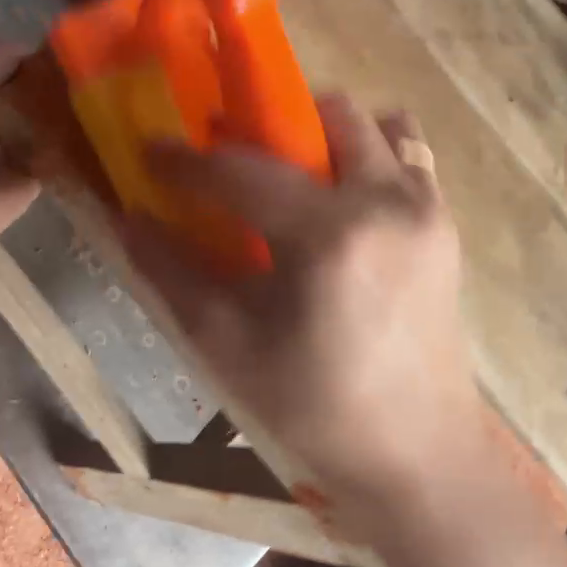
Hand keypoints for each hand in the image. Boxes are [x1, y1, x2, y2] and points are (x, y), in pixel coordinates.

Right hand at [123, 94, 485, 517]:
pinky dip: (361, 150)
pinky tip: (323, 184)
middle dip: (258, 123)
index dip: (183, 159)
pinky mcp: (441, 225)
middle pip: (320, 117)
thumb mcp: (220, 338)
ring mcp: (425, 210)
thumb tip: (126, 217)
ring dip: (312, 130)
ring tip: (271, 164)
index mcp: (329, 236)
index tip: (145, 149)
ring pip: (369, 126)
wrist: (413, 449)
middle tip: (215, 150)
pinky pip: (405, 155)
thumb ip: (169, 268)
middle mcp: (388, 203)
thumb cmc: (306, 399)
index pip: (239, 172)